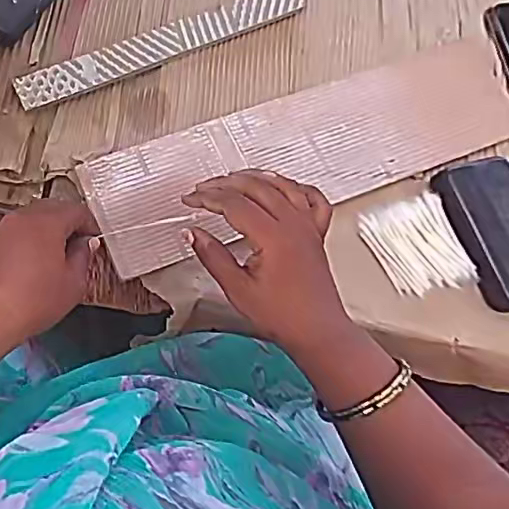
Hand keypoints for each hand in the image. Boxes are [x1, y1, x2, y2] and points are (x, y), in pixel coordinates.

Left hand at [0, 199, 96, 347]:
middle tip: (80, 248)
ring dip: (48, 233)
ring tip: (58, 260)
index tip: (96, 239)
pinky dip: (30, 242)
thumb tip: (84, 244)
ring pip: (33, 220)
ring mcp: (3, 229)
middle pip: (53, 209)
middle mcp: (22, 218)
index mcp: (46, 221)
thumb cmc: (31, 302)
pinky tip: (35, 267)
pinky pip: (17, 233)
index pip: (76, 210)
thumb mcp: (72, 284)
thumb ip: (83, 257)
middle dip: (69, 225)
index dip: (91, 224)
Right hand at [183, 171, 350, 351]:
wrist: (317, 331)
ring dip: (255, 177)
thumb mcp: (237, 288)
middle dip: (224, 184)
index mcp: (274, 237)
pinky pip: (311, 198)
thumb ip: (213, 256)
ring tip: (234, 177)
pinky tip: (282, 185)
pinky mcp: (316, 233)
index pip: (234, 203)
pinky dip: (294, 186)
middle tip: (203, 188)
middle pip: (256, 187)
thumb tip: (194, 234)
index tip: (191, 200)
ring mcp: (309, 227)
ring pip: (282, 185)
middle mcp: (295, 226)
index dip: (207, 198)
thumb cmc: (284, 316)